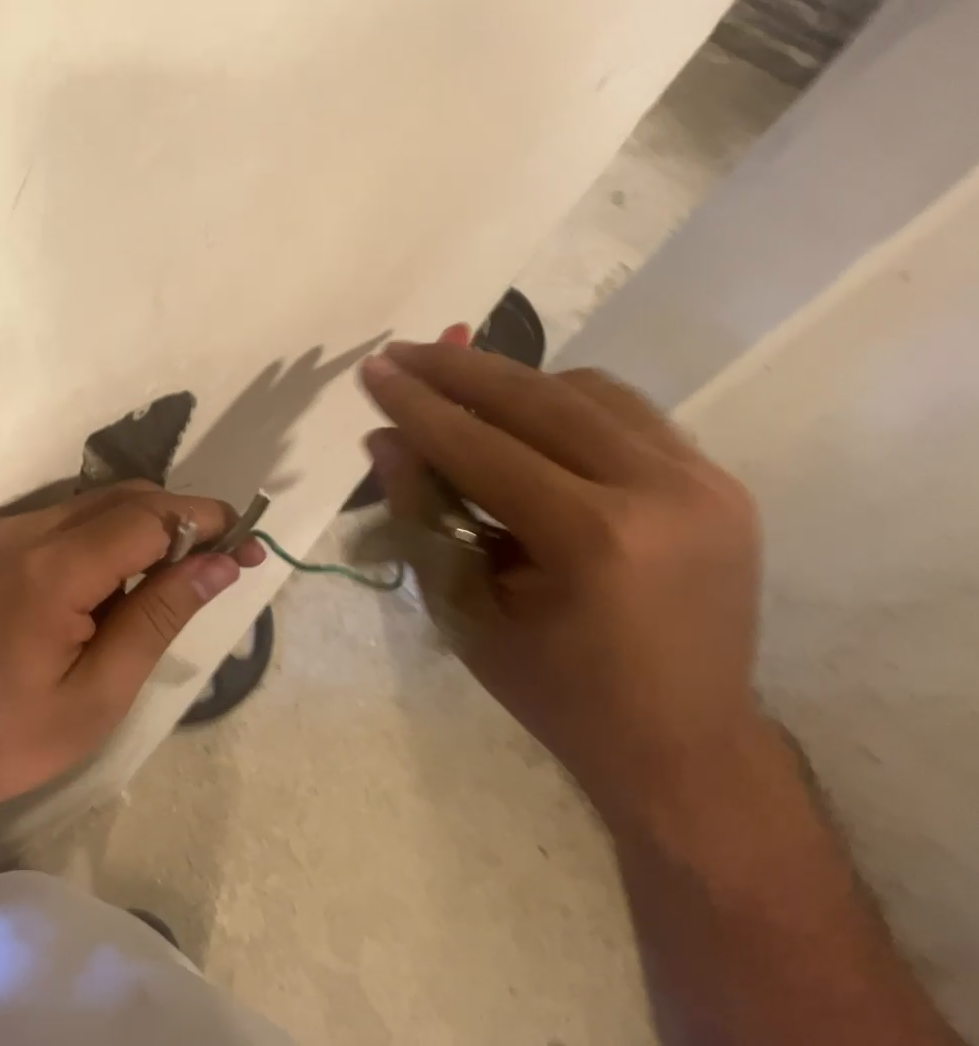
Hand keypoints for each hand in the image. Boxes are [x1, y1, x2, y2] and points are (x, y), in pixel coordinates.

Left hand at [0, 481, 264, 834]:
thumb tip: (220, 563)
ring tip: (173, 585)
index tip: (246, 544)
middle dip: (179, 522)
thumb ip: (160, 615)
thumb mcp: (101, 690)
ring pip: (91, 506)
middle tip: (222, 565)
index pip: (146, 517)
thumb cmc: (13, 739)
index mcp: (49, 570)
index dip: (203, 522)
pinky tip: (116, 588)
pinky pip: (60, 523)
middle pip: (120, 499)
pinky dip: (101, 540)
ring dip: (141, 530)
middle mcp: (19, 533)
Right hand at [359, 341, 766, 816]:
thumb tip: (388, 442)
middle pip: (543, 399)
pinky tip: (526, 422)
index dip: (419, 407)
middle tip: (405, 352)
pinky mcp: (720, 484)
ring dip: (517, 385)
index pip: (484, 447)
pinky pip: (631, 417)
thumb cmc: (556, 692)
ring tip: (458, 389)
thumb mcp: (468, 612)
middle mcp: (662, 491)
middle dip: (462, 371)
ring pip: (593, 392)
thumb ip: (425, 518)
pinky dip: (568, 408)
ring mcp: (705, 481)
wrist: (683, 741)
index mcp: (595, 538)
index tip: (374, 370)